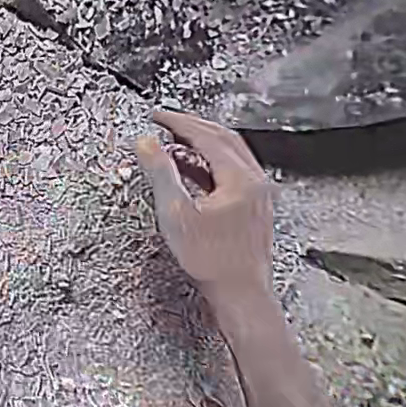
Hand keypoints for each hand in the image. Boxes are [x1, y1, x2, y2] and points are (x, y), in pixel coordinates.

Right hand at [135, 110, 275, 303]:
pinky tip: (190, 169)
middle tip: (165, 121)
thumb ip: (161, 173)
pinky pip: (232, 170)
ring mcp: (258, 194)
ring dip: (202, 142)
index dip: (179, 122)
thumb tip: (147, 142)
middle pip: (224, 139)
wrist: (239, 291)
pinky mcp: (254, 205)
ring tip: (173, 141)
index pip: (207, 136)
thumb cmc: (210, 259)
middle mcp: (255, 182)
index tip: (157, 115)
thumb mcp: (175, 213)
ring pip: (230, 153)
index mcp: (240, 179)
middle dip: (192, 126)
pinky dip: (209, 161)